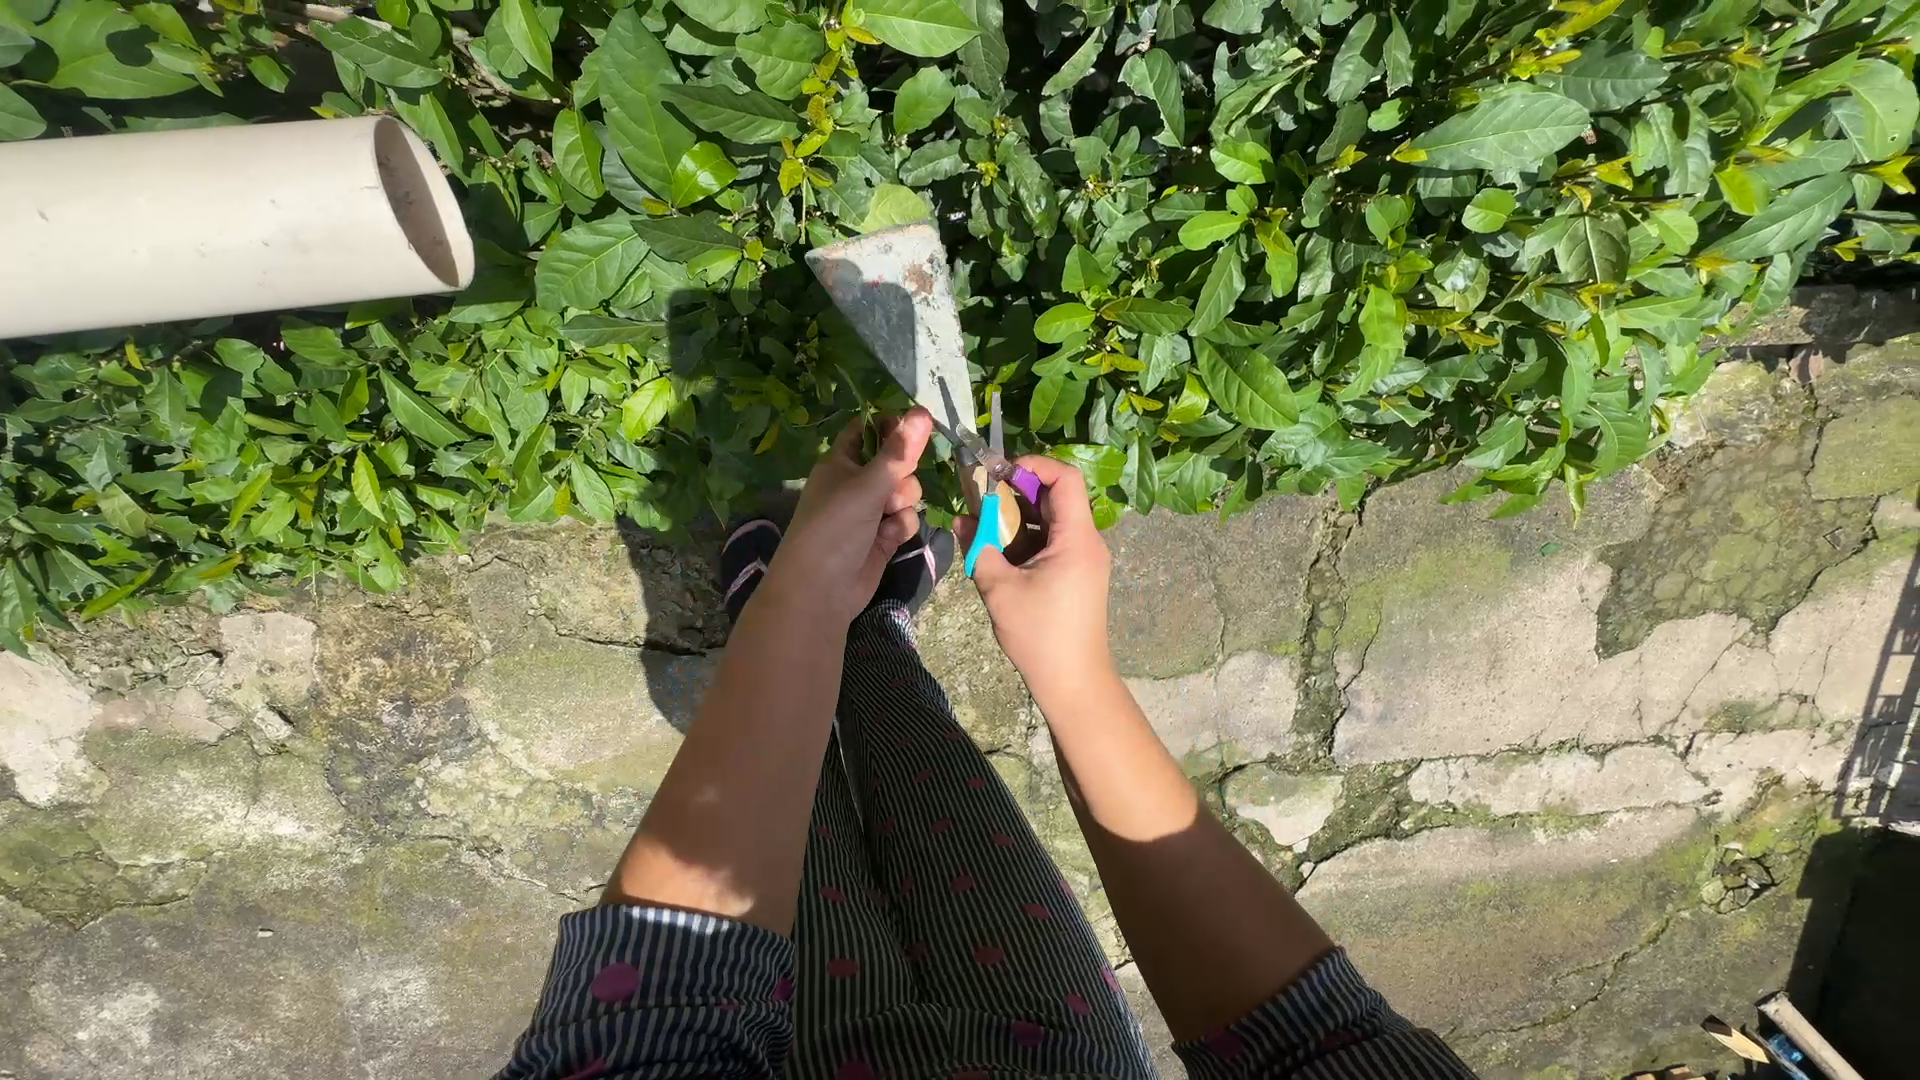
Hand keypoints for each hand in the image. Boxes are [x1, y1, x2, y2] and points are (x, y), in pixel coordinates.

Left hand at [759, 408, 932, 624]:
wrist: (820, 589)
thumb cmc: (834, 527)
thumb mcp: (866, 485)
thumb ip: (898, 452)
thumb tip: (923, 411)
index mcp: (841, 462)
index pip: (868, 431)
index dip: (892, 426)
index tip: (917, 426)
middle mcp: (855, 484)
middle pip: (896, 463)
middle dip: (904, 472)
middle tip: (895, 483)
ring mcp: (870, 512)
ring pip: (905, 493)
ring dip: (904, 502)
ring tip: (888, 515)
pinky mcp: (883, 537)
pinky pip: (905, 520)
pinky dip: (900, 527)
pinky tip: (889, 538)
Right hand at [955, 456, 1113, 693]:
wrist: (1073, 680)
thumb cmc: (1040, 635)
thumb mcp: (999, 589)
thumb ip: (979, 547)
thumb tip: (961, 519)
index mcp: (1076, 538)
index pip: (1066, 478)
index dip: (1034, 465)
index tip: (999, 472)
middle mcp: (1087, 542)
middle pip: (1057, 496)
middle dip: (1017, 490)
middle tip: (982, 495)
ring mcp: (1084, 559)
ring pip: (1052, 519)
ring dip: (1018, 515)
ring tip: (984, 522)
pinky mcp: (1077, 574)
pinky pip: (1052, 541)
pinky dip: (1026, 538)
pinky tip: (997, 548)